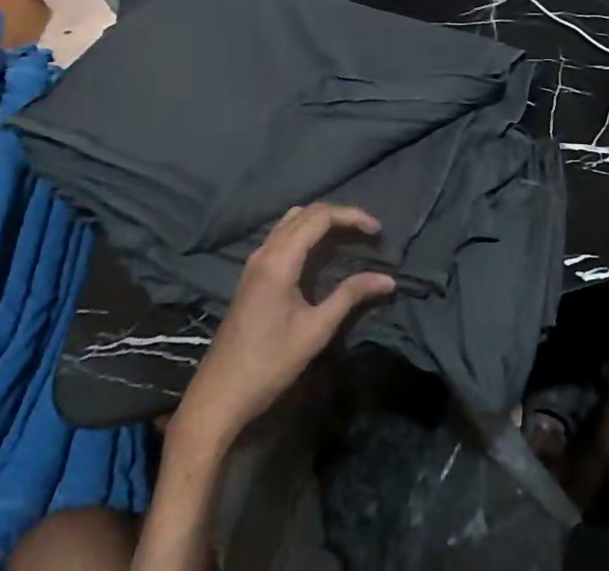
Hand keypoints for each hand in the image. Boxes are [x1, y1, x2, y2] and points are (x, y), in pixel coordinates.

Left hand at [172, 203, 395, 437]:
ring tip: (351, 238)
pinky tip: (323, 253)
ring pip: (292, 222)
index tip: (378, 231)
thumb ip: (351, 296)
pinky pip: (283, 237)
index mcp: (279, 260)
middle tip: (369, 233)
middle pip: (306, 213)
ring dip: (323, 222)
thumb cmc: (270, 362)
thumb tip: (388, 279)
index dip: (352, 216)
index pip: (320, 217)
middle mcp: (265, 252)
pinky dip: (308, 234)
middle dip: (341, 216)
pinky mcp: (253, 275)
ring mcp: (255, 262)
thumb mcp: (316, 329)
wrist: (220, 394)